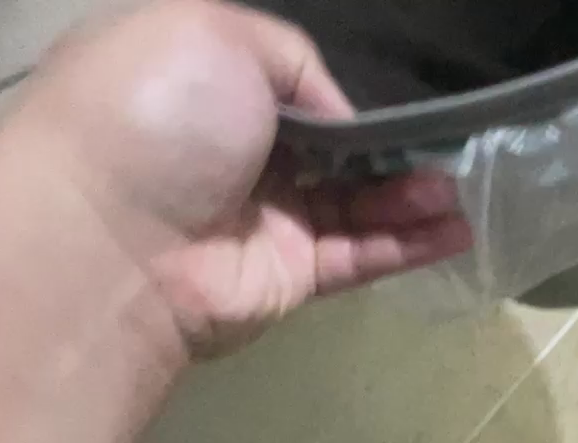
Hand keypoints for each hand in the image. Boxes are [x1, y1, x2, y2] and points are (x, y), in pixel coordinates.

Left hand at [6, 0, 473, 357]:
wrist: (118, 239)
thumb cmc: (157, 119)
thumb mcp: (212, 34)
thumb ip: (290, 58)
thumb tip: (343, 120)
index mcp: (210, 90)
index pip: (296, 95)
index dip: (349, 105)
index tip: (396, 114)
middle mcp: (241, 155)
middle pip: (339, 155)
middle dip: (395, 156)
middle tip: (448, 160)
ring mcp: (270, 219)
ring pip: (360, 207)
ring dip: (413, 200)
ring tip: (459, 198)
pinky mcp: (296, 274)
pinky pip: (364, 255)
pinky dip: (412, 245)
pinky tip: (457, 235)